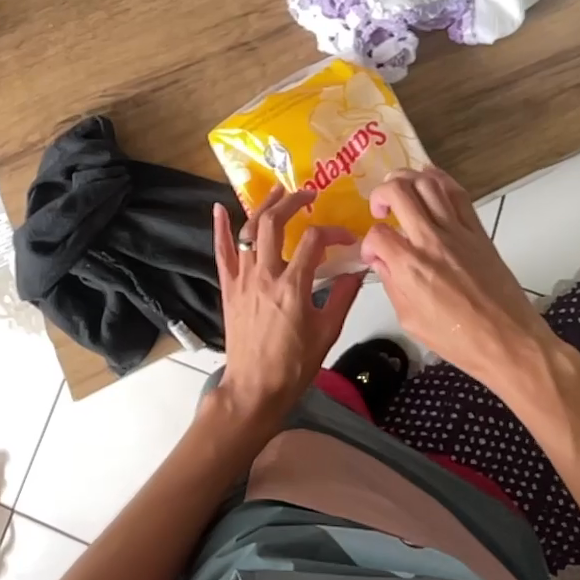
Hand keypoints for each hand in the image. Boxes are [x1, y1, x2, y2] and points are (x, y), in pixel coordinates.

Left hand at [210, 187, 362, 425]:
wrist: (255, 388)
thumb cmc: (294, 365)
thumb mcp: (328, 332)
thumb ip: (344, 297)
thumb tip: (359, 271)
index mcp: (293, 286)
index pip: (315, 241)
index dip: (333, 233)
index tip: (346, 240)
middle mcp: (265, 275)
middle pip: (275, 223)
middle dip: (292, 201)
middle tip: (308, 194)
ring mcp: (243, 279)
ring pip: (249, 231)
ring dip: (263, 206)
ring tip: (277, 191)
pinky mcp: (229, 287)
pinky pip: (222, 252)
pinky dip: (220, 228)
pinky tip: (220, 208)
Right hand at [361, 168, 562, 394]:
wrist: (509, 341)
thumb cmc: (459, 341)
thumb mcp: (410, 320)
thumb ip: (391, 285)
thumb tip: (382, 262)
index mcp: (411, 267)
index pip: (377, 234)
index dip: (370, 243)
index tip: (376, 255)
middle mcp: (432, 241)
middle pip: (399, 191)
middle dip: (381, 193)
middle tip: (380, 209)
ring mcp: (457, 231)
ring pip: (428, 182)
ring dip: (407, 178)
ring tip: (401, 190)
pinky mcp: (478, 230)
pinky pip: (457, 192)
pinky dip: (438, 179)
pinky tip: (428, 182)